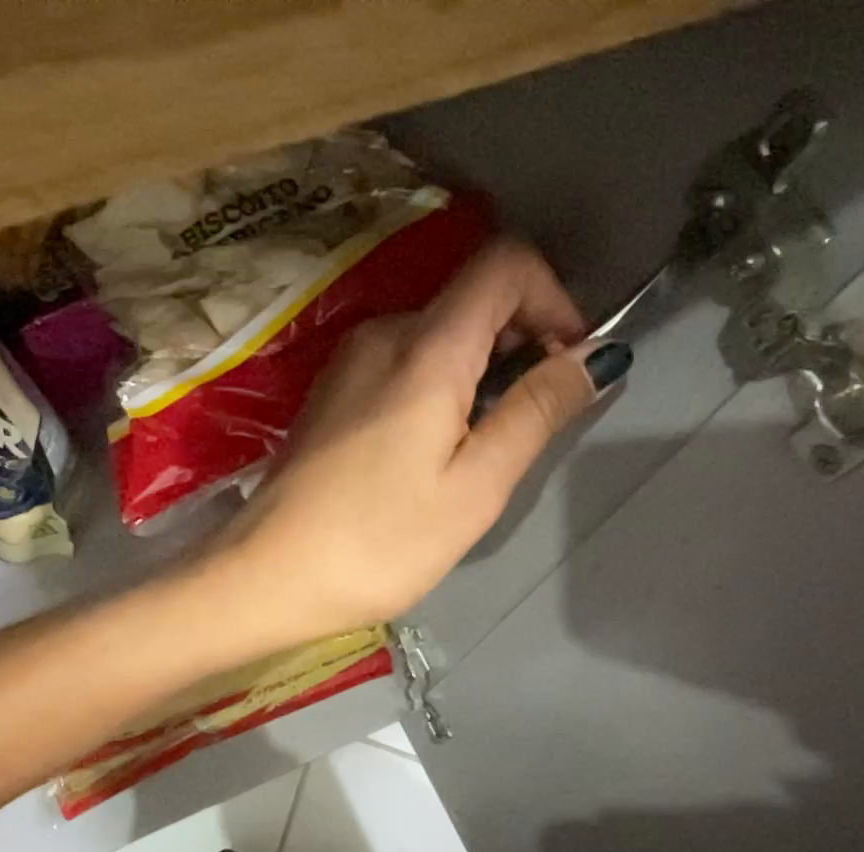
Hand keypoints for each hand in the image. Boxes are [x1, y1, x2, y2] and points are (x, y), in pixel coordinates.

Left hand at [212, 239, 622, 641]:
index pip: (504, 263)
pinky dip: (438, 386)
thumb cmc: (379, 542)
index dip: (554, 297)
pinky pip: (402, 363)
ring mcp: (347, 361)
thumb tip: (596, 355)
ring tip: (480, 448)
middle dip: (521, 340)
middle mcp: (380, 334)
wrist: (266, 575)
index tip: (570, 361)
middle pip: (470, 299)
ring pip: (437, 334)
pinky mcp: (329, 392)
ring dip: (480, 370)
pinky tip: (432, 450)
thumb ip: (536, 410)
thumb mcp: (476, 486)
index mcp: (424, 347)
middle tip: (531, 419)